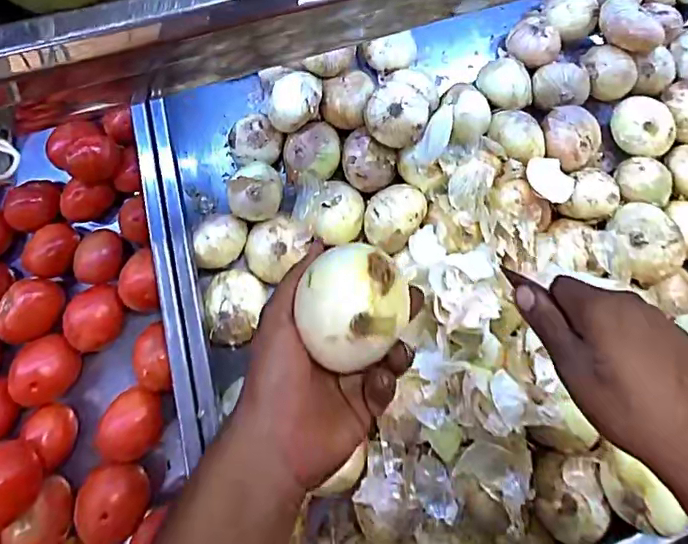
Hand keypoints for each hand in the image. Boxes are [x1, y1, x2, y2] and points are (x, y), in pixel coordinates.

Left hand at [224, 244, 414, 494]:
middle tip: (414, 299)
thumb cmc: (273, 374)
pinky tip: (376, 382)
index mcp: (318, 328)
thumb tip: (320, 244)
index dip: (370, 283)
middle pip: (377, 324)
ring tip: (399, 347)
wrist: (276, 443)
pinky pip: (386, 387)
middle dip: (398, 311)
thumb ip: (297, 282)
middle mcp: (339, 350)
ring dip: (398, 347)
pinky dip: (385, 382)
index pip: (349, 298)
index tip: (389, 267)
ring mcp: (355, 380)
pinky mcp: (367, 408)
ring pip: (388, 355)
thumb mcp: (278, 319)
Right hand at [506, 271, 687, 467]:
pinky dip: (635, 345)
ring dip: (607, 334)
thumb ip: (547, 325)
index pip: (559, 286)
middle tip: (586, 370)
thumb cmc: (625, 409)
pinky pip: (641, 329)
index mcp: (598, 305)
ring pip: (615, 314)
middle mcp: (627, 299)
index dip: (553, 313)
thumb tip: (522, 287)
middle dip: (580, 324)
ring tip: (616, 381)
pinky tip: (645, 382)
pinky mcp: (678, 336)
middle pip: (588, 299)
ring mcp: (657, 317)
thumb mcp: (574, 371)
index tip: (563, 349)